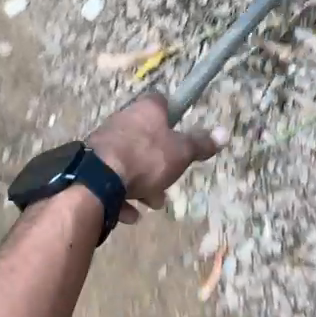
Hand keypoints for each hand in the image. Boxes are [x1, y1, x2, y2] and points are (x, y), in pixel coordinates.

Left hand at [85, 92, 227, 222]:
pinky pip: (111, 180)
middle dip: (159, 162)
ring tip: (151, 204)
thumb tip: (224, 133)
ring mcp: (104, 142)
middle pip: (146, 137)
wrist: (97, 179)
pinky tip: (130, 214)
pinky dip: (122, 196)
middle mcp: (123, 120)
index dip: (172, 116)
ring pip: (130, 161)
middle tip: (168, 181)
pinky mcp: (90, 164)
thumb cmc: (146, 158)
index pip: (162, 102)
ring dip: (142, 183)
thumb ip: (201, 144)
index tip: (180, 134)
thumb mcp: (182, 152)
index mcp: (146, 109)